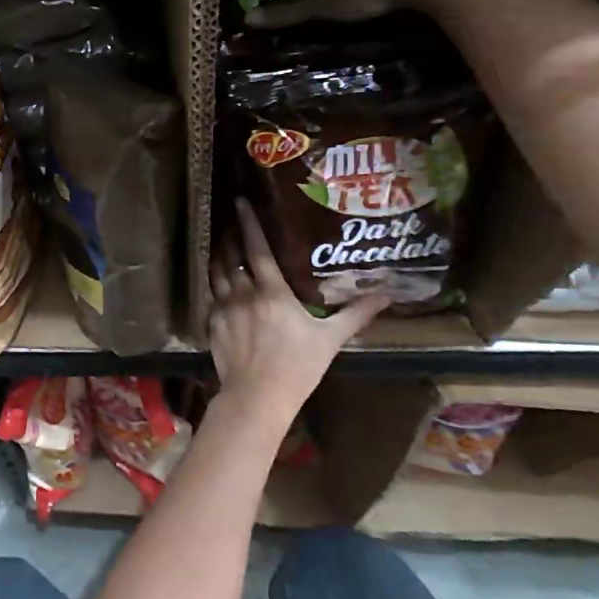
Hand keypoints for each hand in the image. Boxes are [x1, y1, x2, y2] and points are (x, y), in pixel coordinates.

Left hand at [208, 198, 388, 417]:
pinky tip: (221, 286)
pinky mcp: (211, 322)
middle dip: (229, 238)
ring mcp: (223, 308)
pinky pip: (212, 297)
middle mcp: (243, 294)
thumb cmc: (299, 366)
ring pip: (216, 274)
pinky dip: (216, 287)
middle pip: (230, 257)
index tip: (239, 203)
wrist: (257, 394)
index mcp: (272, 293)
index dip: (249, 224)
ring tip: (221, 247)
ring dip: (219, 259)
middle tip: (229, 223)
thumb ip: (356, 313)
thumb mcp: (331, 338)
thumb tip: (386, 295)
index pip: (257, 249)